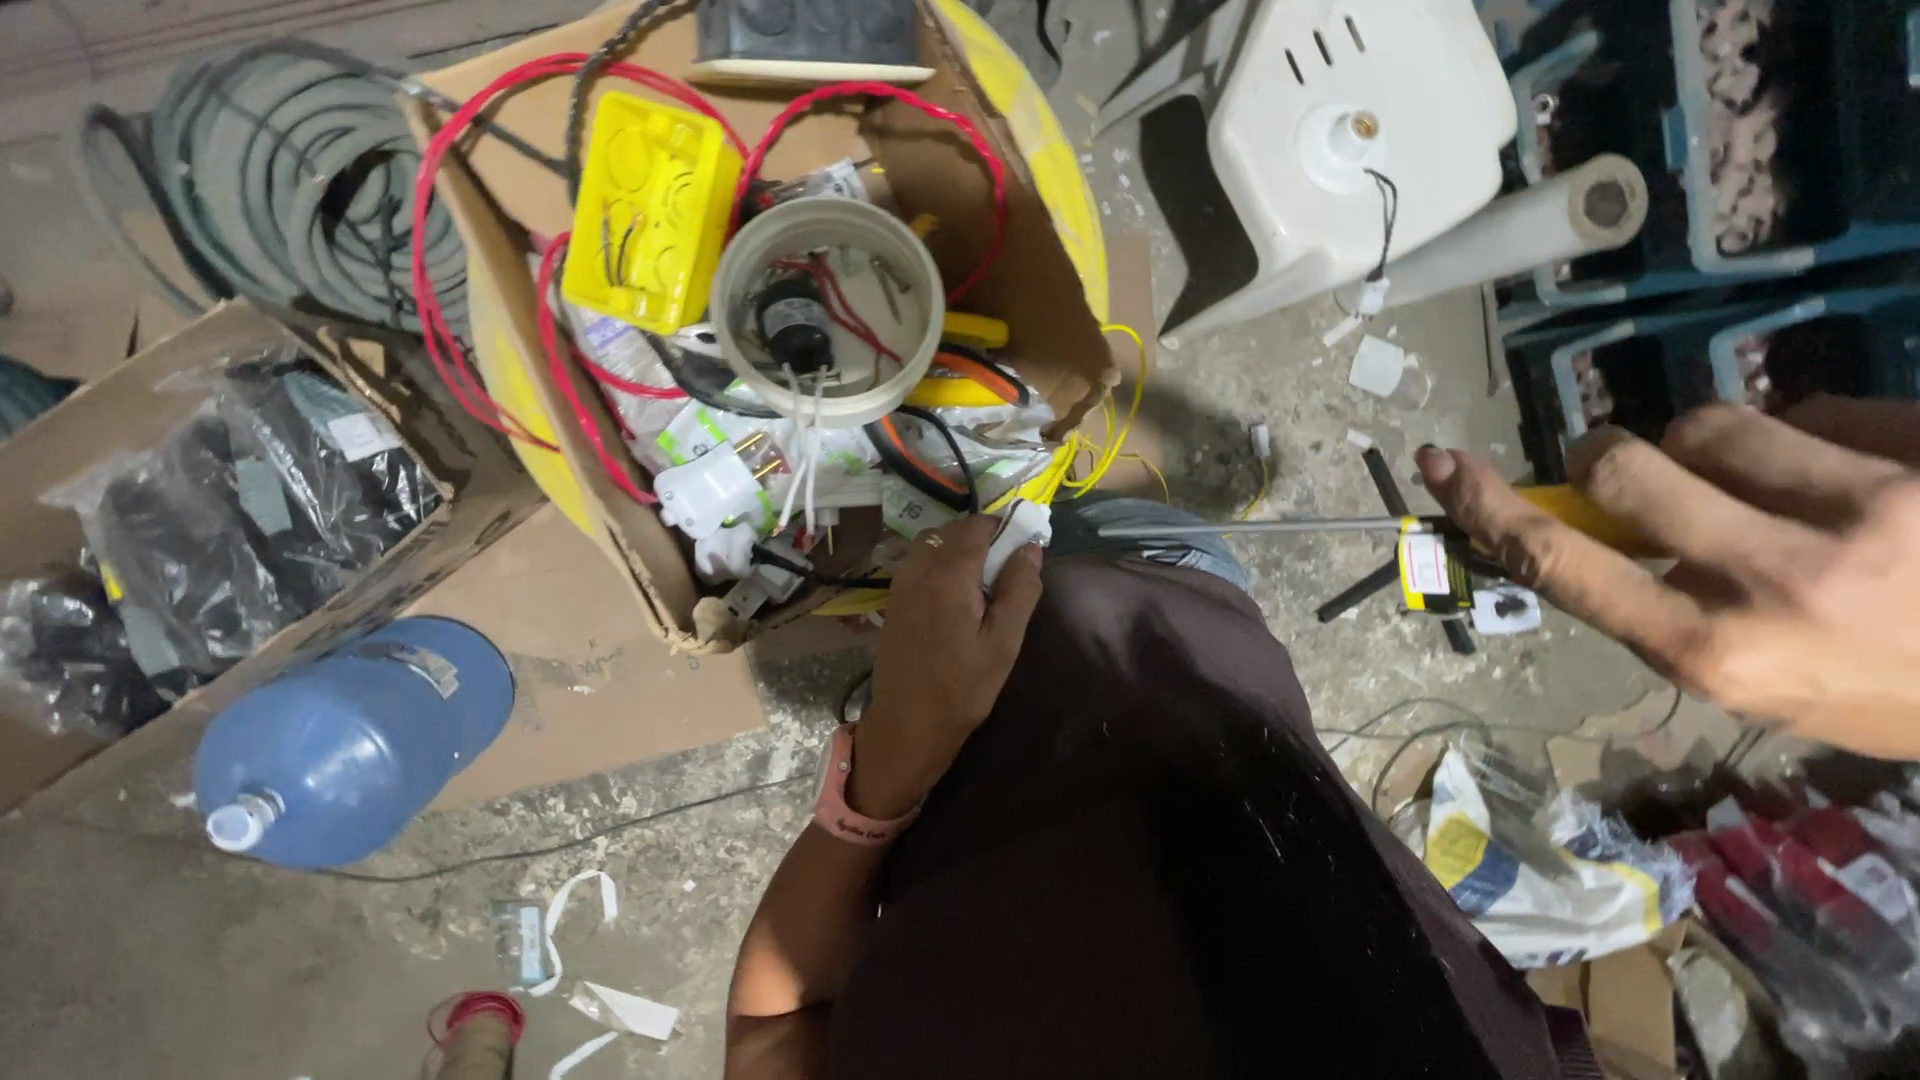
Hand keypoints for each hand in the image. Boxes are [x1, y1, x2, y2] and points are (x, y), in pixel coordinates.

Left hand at [848, 516, 1044, 817]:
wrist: (908, 725)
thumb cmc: (962, 689)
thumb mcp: (1004, 642)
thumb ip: (1020, 590)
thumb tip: (1031, 548)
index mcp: (948, 575)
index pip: (978, 526)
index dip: (1004, 528)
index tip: (1024, 549)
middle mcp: (918, 569)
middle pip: (954, 531)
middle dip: (982, 539)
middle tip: (1005, 573)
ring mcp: (900, 583)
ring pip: (934, 544)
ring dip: (960, 551)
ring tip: (982, 586)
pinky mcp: (893, 599)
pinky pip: (920, 563)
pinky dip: (941, 565)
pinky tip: (957, 599)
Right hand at [1416, 398, 1919, 758]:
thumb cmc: (1884, 693)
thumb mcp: (1749, 678)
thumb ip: (1658, 602)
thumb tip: (1584, 524)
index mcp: (1714, 649)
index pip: (1557, 560)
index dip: (1487, 505)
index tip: (1442, 464)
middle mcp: (1783, 578)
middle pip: (1621, 464)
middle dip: (1608, 458)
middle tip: (1630, 468)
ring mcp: (1877, 509)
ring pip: (1712, 423)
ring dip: (1711, 445)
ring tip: (1770, 481)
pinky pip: (1819, 410)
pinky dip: (1814, 435)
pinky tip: (1864, 475)